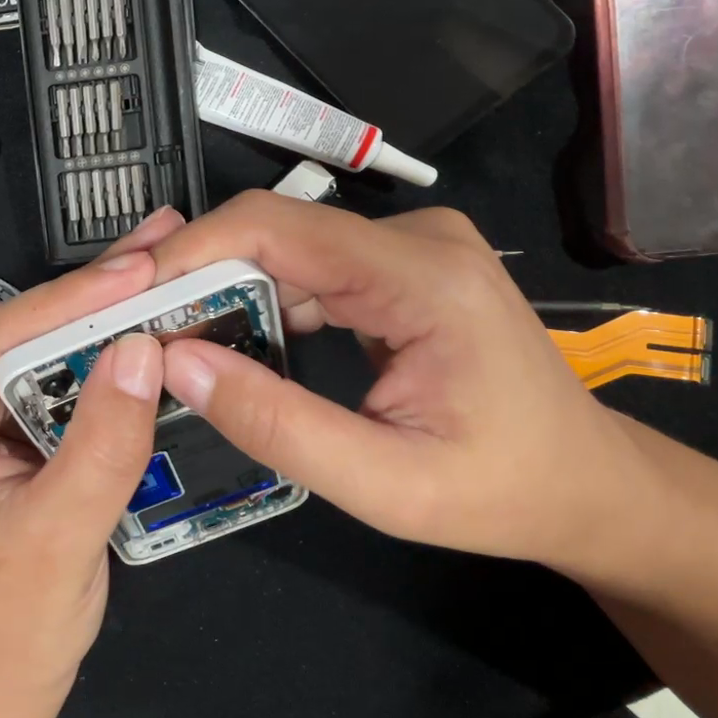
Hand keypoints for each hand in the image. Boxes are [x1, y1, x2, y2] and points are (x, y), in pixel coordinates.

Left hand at [0, 209, 182, 717]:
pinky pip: (67, 366)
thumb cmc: (18, 611)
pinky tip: (150, 310)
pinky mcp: (22, 416)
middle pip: (23, 326)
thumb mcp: (60, 534)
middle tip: (161, 243)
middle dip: (93, 288)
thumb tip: (140, 350)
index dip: (66, 300)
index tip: (135, 269)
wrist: (13, 660)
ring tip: (165, 259)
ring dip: (106, 301)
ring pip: (48, 337)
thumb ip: (100, 446)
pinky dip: (110, 339)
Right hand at [149, 191, 653, 569]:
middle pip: (270, 230)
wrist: (588, 485)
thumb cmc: (499, 490)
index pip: (273, 227)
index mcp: (422, 279)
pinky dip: (258, 297)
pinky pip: (303, 262)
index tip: (129, 295)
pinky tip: (234, 339)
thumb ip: (274, 425)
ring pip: (281, 245)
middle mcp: (415, 238)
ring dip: (222, 288)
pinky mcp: (396, 261)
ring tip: (173, 339)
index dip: (189, 251)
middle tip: (138, 328)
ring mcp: (408, 244)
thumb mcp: (384, 485)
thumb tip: (172, 363)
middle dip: (195, 274)